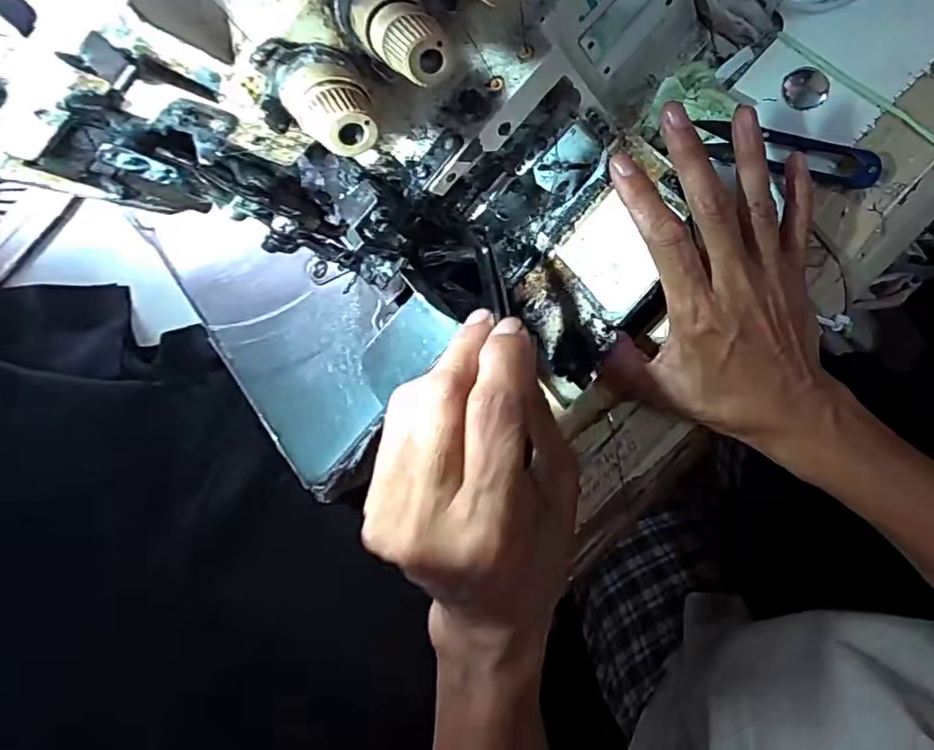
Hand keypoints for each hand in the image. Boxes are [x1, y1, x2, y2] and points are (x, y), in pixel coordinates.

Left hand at [361, 311, 577, 677]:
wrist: (482, 610)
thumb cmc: (537, 549)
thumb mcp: (561, 484)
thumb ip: (537, 416)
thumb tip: (511, 350)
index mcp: (490, 523)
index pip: (491, 413)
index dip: (502, 358)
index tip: (513, 326)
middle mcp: (429, 519)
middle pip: (441, 401)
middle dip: (468, 349)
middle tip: (490, 324)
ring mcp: (390, 515)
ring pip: (414, 404)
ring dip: (446, 366)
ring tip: (473, 349)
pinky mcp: (371, 509)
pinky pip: (398, 423)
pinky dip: (425, 393)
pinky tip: (448, 386)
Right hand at [602, 102, 857, 457]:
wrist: (795, 411)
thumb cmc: (727, 398)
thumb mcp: (666, 391)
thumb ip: (624, 367)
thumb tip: (590, 343)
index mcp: (696, 307)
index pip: (666, 242)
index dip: (643, 199)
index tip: (623, 161)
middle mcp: (733, 277)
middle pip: (711, 208)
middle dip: (691, 156)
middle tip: (675, 114)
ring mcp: (769, 269)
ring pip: (757, 206)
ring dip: (748, 155)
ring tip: (740, 113)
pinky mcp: (794, 270)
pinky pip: (798, 225)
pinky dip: (799, 190)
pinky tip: (795, 156)